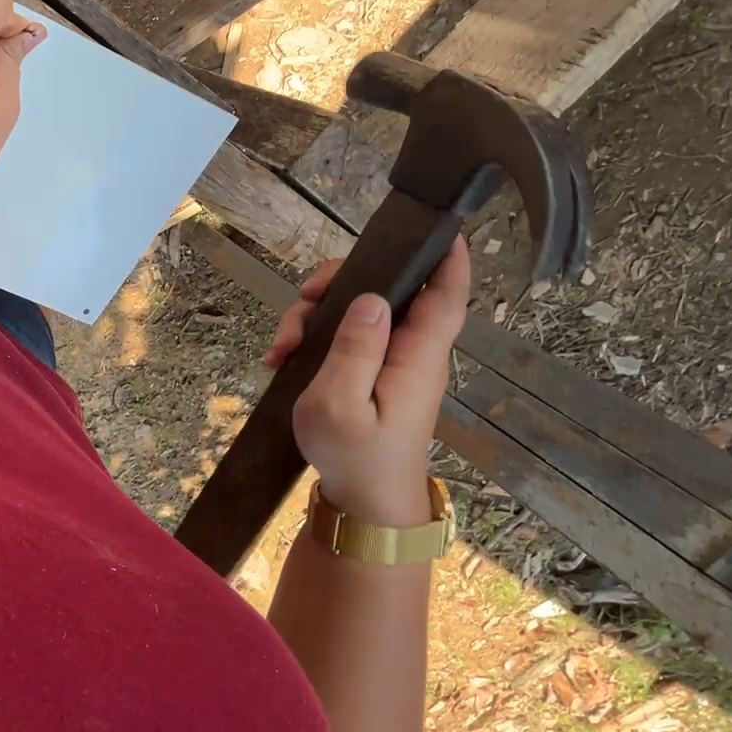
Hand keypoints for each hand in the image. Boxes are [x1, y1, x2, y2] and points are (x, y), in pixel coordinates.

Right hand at [264, 237, 470, 525]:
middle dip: (339, 285)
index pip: (446, 298)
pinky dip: (314, 339)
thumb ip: (355, 349)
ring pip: (359, 314)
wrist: (364, 501)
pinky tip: (285, 358)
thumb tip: (371, 299)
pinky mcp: (373, 375)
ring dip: (315, 317)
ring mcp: (392, 365)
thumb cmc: (354, 453)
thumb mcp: (339, 402)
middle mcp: (412, 354)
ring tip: (281, 346)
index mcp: (416, 358)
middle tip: (300, 302)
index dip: (450, 261)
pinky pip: (348, 338)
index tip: (443, 230)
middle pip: (389, 295)